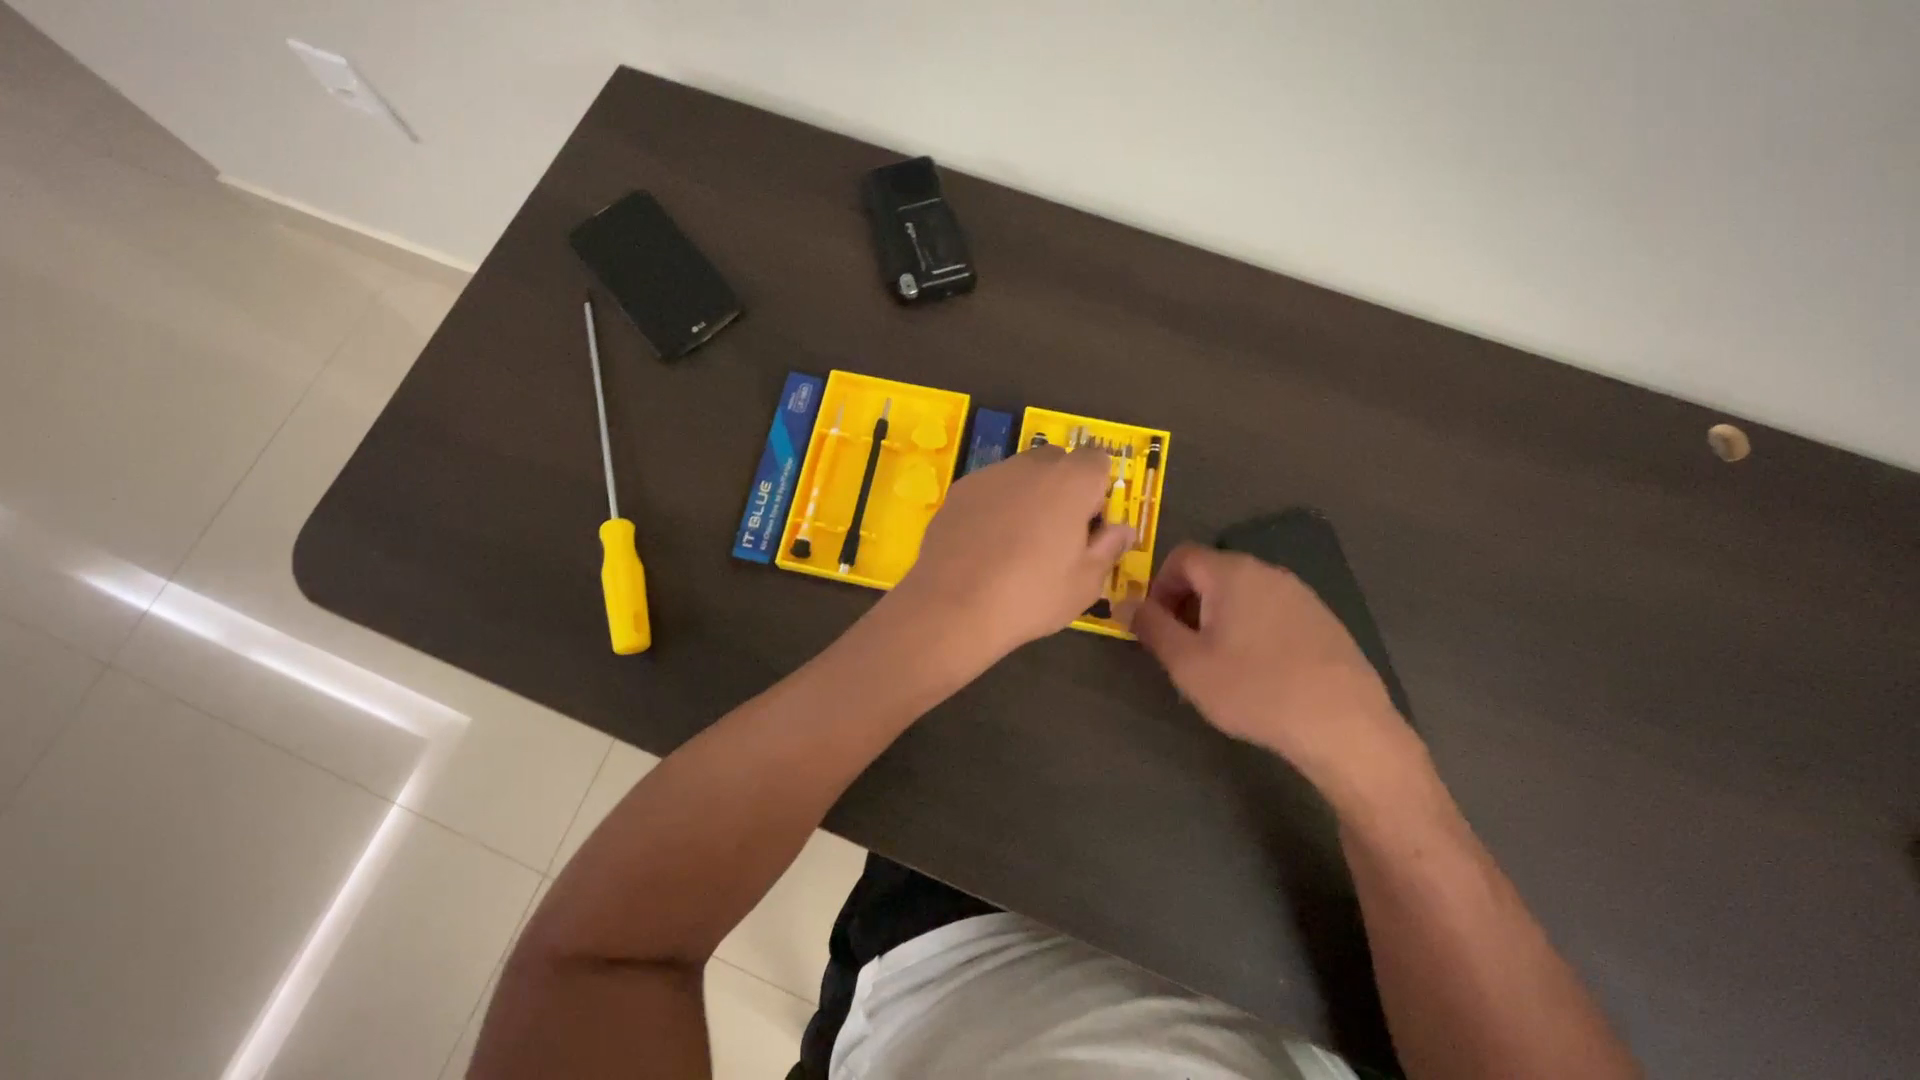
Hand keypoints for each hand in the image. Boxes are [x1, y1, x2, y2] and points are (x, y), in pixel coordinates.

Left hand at [887, 445, 1131, 659]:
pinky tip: (986, 545)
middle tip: (1057, 535)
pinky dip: (995, 507)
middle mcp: (1031, 466)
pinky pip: (989, 490)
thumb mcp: (1085, 583)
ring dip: (1027, 496)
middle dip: (1063, 488)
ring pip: (1020, 474)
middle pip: (1058, 462)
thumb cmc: (1031, 595)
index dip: (1098, 490)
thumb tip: (1124, 529)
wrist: (954, 606)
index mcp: (1072, 481)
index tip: (1091, 526)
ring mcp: (990, 475)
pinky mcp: (959, 490)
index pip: (1098, 460)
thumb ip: (1108, 547)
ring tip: (1017, 543)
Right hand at [1124, 544, 1422, 803]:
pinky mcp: (1324, 621)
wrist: (1342, 723)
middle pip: (1214, 573)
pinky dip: (1253, 630)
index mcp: (1232, 573)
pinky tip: (1259, 673)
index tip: (1156, 626)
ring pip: (1244, 594)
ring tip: (1218, 665)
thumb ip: (1151, 627)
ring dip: (1221, 618)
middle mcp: (1268, 572)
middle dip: (1188, 604)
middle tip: (1182, 649)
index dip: (1158, 586)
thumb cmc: (1253, 689)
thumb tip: (1124, 603)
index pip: (1181, 556)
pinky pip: (1273, 612)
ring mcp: (1302, 595)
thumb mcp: (1187, 663)